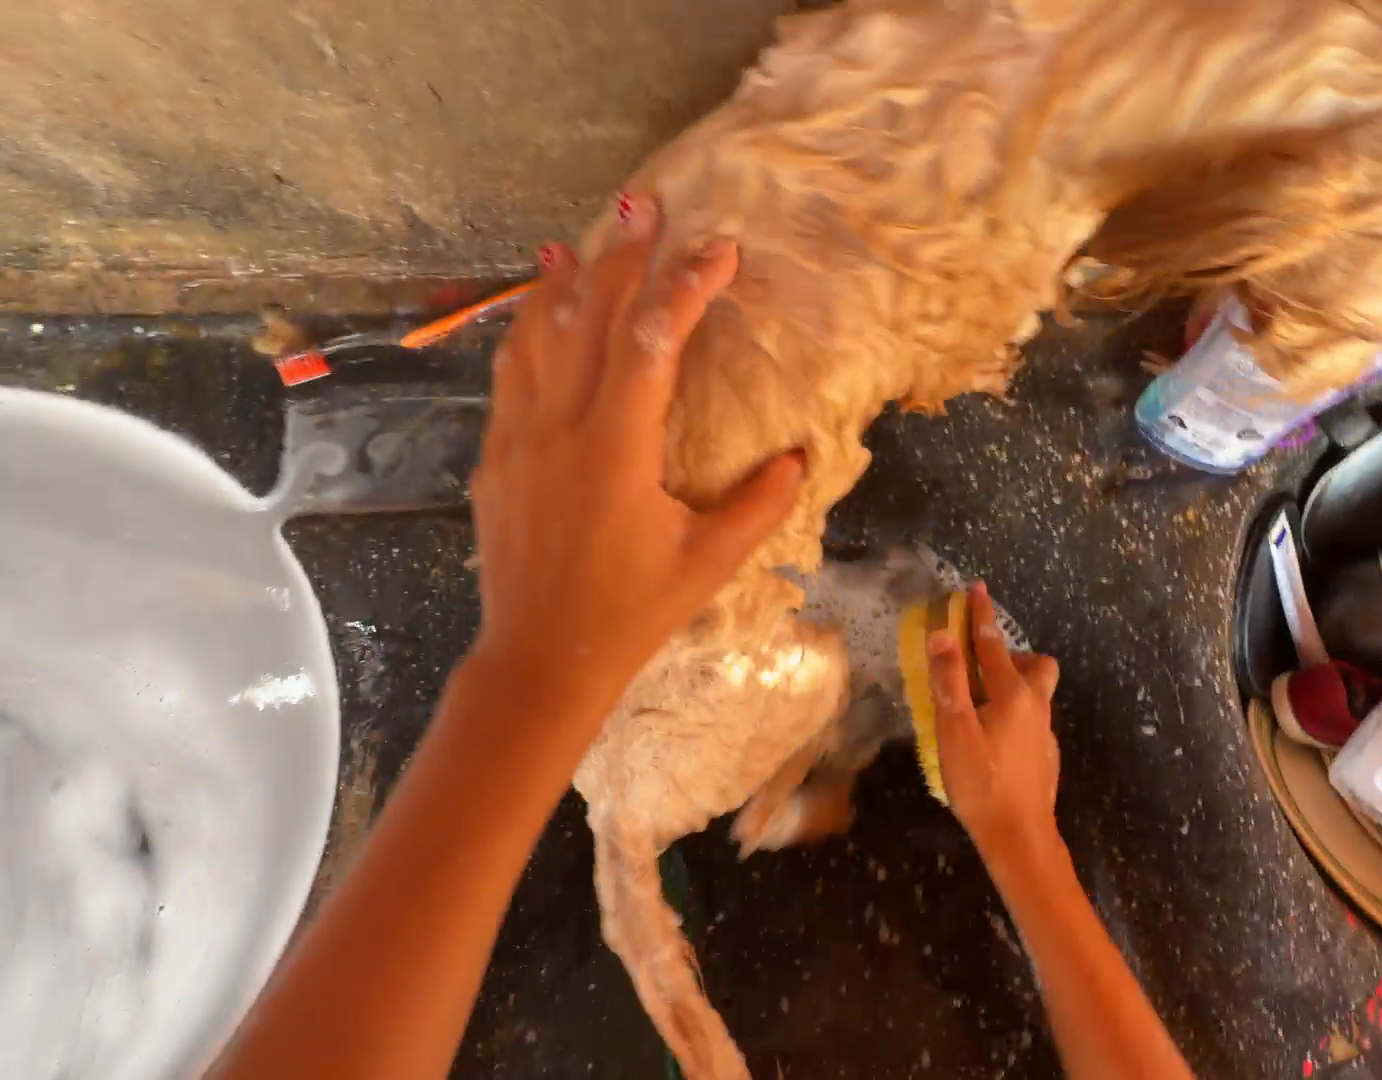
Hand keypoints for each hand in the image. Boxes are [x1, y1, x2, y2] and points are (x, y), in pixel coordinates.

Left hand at [468, 195, 804, 735]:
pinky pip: (511, 375)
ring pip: (535, 338)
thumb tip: (800, 457)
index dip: (686, 290)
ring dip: (562, 283)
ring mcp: (516, 439)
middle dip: (620, 257)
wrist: (541, 657)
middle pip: (587, 320)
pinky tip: (535, 314)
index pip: (651, 344)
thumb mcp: (712, 562)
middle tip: (641, 203)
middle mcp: (558, 429)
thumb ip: (761, 505)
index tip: (720, 252)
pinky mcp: (497, 458)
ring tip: (576, 239)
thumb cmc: (634, 611)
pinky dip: (528, 331)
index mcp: (615, 449)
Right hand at [929, 583, 1062, 863]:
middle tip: (980, 668)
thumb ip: (949, 681)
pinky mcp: (1046, 754)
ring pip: (1036, 692)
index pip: (993, 643)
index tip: (977, 588)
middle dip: (1011, 655)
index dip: (982, 614)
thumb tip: (942, 635)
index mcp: (1013, 693)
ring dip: (1012, 685)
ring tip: (979, 706)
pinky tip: (994, 739)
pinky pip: (1032, 718)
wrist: (1021, 837)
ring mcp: (1045, 731)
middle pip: (1035, 664)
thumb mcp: (955, 729)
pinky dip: (1014, 713)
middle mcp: (1036, 705)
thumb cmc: (982, 782)